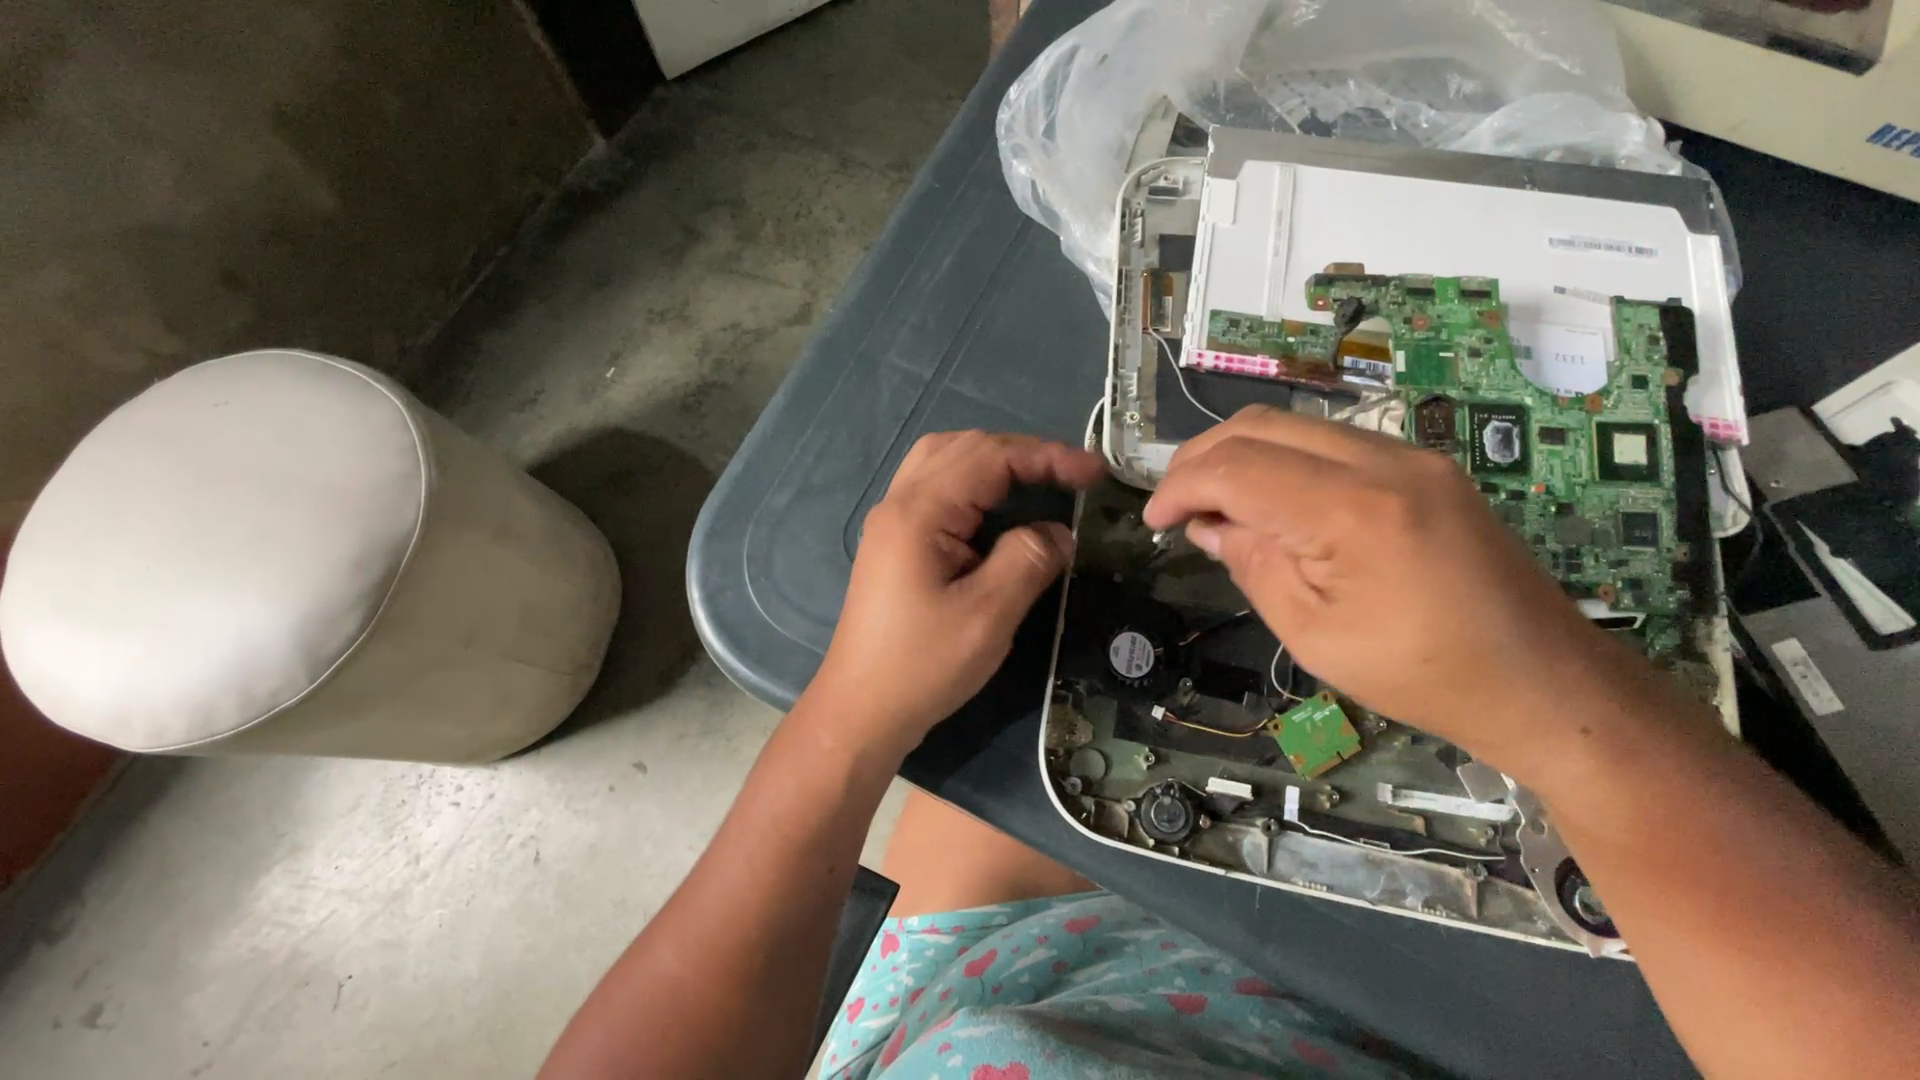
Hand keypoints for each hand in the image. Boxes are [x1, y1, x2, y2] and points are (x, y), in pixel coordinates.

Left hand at [808, 432, 1104, 755]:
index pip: (990, 457)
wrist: (860, 710)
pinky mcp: (893, 543)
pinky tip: (996, 508)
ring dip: (994, 462)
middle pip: (964, 446)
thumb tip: (1060, 531)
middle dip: (1022, 453)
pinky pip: (935, 488)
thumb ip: (1029, 559)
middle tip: (1070, 477)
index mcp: (920, 511)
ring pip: (945, 461)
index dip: (1047, 456)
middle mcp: (899, 503)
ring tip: (1038, 481)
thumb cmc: (922, 665)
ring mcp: (891, 522)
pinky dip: (973, 483)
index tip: (1095, 473)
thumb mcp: (988, 615)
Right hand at [1141, 406, 1639, 762]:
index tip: (1153, 520)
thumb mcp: (1313, 634)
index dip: (1181, 486)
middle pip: (1261, 425)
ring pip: (1296, 425)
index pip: (1237, 466)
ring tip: (1215, 506)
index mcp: (1353, 510)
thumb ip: (1253, 564)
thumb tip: (1210, 524)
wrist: (1542, 678)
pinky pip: (1332, 443)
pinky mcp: (1425, 466)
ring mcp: (1411, 456)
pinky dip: (1283, 461)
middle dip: (1202, 459)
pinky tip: (1270, 503)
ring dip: (1241, 456)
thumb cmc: (1420, 675)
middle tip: (1175, 507)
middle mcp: (1384, 461)